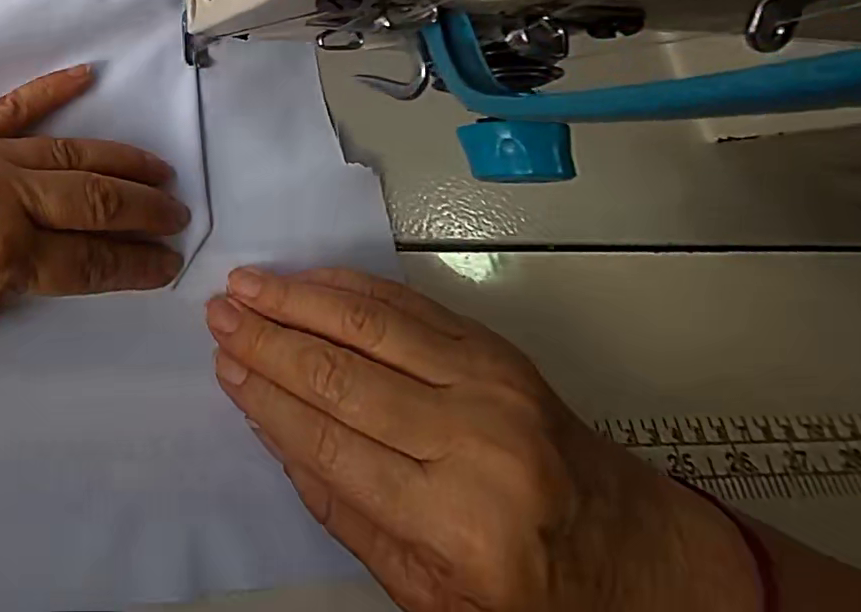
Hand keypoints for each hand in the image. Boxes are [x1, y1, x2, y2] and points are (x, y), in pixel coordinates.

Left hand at [0, 65, 187, 376]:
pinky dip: (49, 90)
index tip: (167, 264)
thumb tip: (28, 258)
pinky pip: (9, 107)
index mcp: (0, 258)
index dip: (135, 266)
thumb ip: (2, 287)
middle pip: (91, 200)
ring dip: (118, 161)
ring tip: (157, 169)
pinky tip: (85, 76)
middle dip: (142, 211)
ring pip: (65, 152)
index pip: (90, 261)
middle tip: (177, 215)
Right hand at [204, 267, 760, 611]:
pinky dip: (345, 286)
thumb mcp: (421, 584)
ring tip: (244, 284)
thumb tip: (263, 418)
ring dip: (294, 299)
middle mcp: (477, 450)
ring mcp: (493, 390)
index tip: (221, 362)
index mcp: (456, 526)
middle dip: (265, 340)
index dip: (263, 396)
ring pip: (366, 327)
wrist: (643, 557)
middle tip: (217, 314)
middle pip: (338, 376)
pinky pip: (406, 305)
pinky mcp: (500, 353)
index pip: (325, 442)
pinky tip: (303, 279)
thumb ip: (335, 503)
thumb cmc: (523, 585)